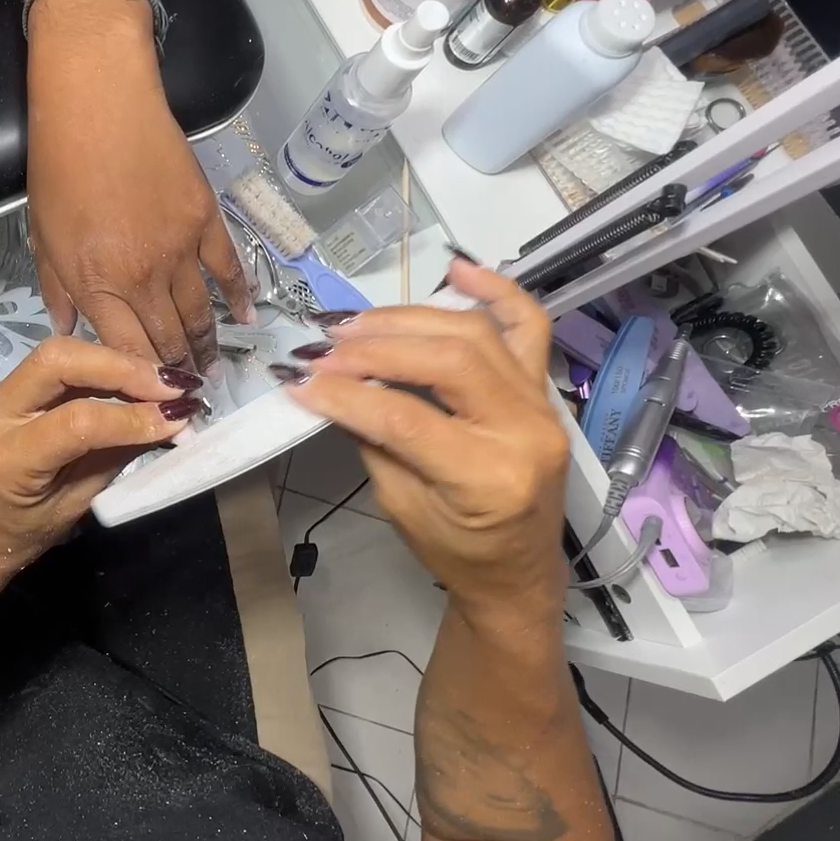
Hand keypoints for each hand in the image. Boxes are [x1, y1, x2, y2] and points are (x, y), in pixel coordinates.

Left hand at [0, 337, 203, 587]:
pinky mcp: (6, 388)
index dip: (133, 416)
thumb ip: (117, 457)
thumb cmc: (22, 534)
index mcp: (9, 458)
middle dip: (122, 366)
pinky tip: (132, 380)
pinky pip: (56, 364)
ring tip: (160, 381)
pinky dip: (99, 367)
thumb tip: (172, 421)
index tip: (181, 416)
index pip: (78, 421)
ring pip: (58, 353)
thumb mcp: (76, 505)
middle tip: (172, 385)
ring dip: (114, 361)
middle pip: (59, 360)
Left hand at [25, 0, 251, 371]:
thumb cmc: (57, 167)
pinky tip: (246, 317)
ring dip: (206, 346)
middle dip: (176, 374)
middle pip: (167, 341)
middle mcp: (142, 278)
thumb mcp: (42, 236)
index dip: (142, 385)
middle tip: (187, 394)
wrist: (98, 103)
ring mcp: (180, 251)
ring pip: (199, 314)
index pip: (127, 354)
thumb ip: (58, 290)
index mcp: (97, 285)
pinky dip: (239, 297)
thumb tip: (70, 331)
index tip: (152, 402)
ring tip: (212, 370)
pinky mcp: (206, 221)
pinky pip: (229, 270)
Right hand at [283, 260, 571, 619]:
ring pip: (473, 334)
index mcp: (487, 477)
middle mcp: (524, 431)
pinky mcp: (542, 390)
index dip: (344, 394)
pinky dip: (496, 291)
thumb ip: (371, 437)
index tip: (297, 380)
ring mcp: (541, 405)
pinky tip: (458, 269)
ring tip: (354, 325)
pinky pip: (528, 327)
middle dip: (373, 349)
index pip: (404, 417)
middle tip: (323, 349)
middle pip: (444, 363)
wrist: (517, 571)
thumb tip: (327, 385)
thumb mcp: (398, 503)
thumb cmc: (454, 550)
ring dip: (406, 320)